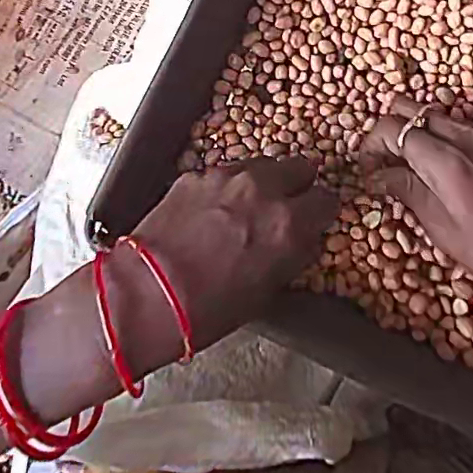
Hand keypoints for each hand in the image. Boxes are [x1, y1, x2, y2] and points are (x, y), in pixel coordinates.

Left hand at [119, 156, 335, 365]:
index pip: (326, 200)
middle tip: (288, 204)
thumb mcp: (268, 289)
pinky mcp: (196, 174)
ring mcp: (227, 177)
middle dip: (297, 184)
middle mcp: (263, 190)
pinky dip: (227, 187)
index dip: (321, 211)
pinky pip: (225, 173)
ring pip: (262, 165)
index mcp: (289, 224)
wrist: (147, 293)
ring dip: (263, 181)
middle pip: (298, 167)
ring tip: (249, 206)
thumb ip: (292, 253)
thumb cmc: (208, 307)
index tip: (315, 218)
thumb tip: (302, 238)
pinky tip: (214, 210)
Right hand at [358, 94, 472, 294]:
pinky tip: (430, 168)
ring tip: (403, 167)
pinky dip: (431, 137)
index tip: (367, 170)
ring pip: (429, 114)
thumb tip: (376, 175)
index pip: (391, 128)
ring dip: (409, 132)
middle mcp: (463, 138)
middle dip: (387, 131)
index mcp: (446, 160)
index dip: (370, 145)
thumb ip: (404, 188)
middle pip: (407, 108)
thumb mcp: (438, 225)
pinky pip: (451, 125)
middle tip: (381, 163)